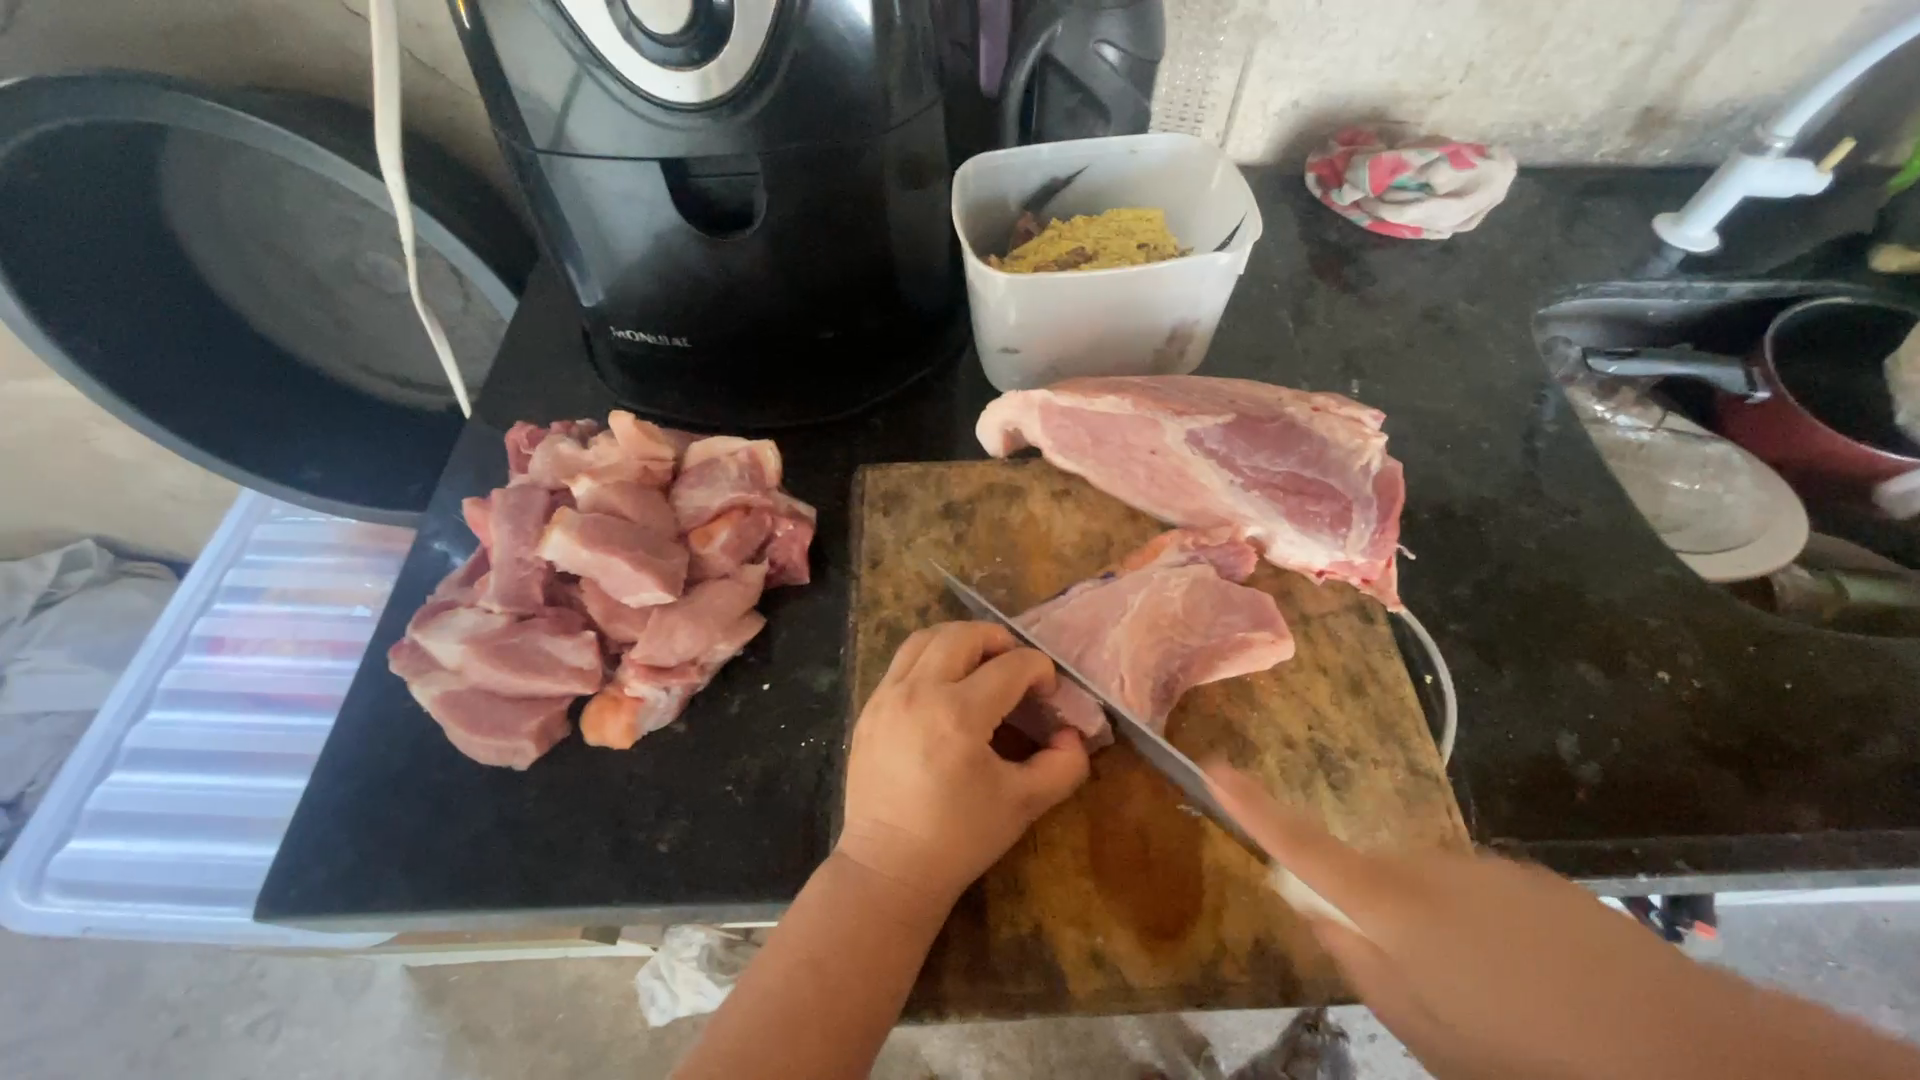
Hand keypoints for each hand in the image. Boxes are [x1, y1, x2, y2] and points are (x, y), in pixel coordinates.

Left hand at [839, 621, 1090, 907]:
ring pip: (925, 638)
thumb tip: (1072, 735)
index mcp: (958, 714)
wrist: (889, 868)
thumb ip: (1063, 765)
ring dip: (960, 641)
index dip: (1040, 670)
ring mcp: (886, 698)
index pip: (1011, 666)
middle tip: (1017, 666)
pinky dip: (929, 659)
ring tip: (980, 664)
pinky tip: (945, 687)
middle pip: (963, 635)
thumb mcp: (1024, 804)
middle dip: (999, 640)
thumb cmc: (960, 838)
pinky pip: (901, 663)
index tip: (1048, 693)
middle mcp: (918, 692)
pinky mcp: (868, 710)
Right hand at [1203, 763, 1918, 1079]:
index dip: (1250, 804)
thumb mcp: (1422, 1031)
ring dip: (1427, 928)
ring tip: (1482, 1000)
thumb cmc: (1527, 1054)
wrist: (1692, 1053)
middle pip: (1365, 872)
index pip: (1298, 842)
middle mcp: (1429, 866)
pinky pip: (1474, 897)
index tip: (1213, 764)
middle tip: (1406, 983)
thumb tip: (1312, 909)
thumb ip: (1356, 961)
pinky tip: (1525, 987)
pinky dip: (1476, 932)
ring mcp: (1486, 868)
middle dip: (1364, 910)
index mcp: (1388, 904)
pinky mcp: (1534, 882)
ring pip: (1425, 889)